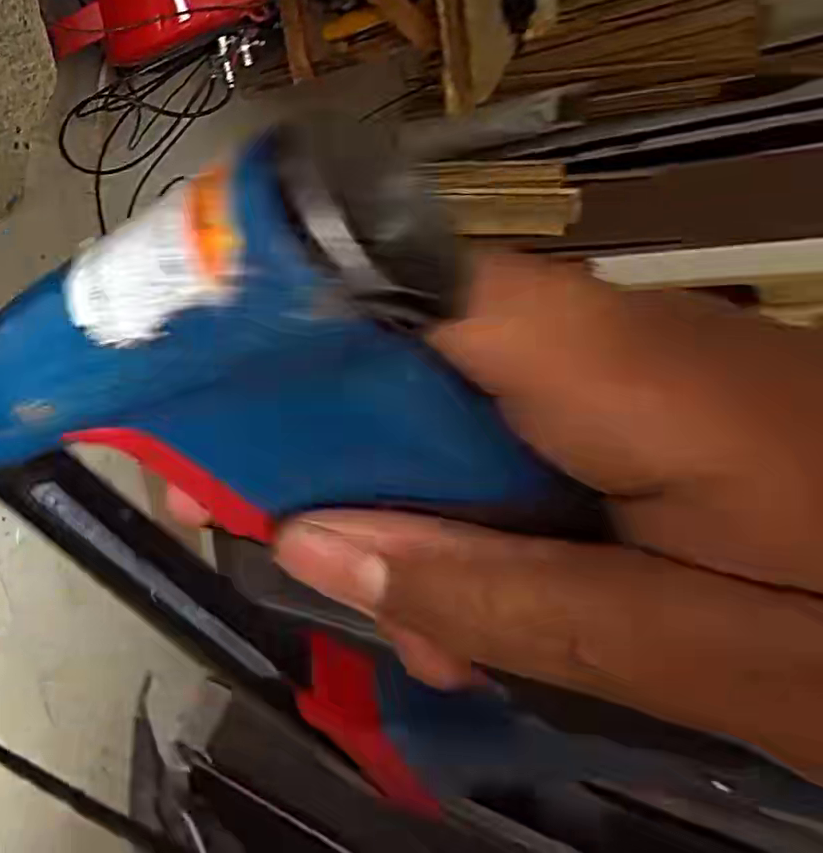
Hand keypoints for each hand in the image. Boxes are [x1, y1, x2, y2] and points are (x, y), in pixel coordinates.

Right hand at [262, 252, 822, 776]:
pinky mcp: (599, 414)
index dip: (274, 294)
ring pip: (406, 409)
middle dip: (280, 432)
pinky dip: (427, 515)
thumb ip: (509, 602)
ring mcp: (585, 376)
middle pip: (368, 348)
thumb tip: (304, 550)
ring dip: (355, 493)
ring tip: (349, 594)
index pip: (400, 271)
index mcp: (615, 361)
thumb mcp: (744, 659)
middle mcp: (575, 340)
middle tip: (210, 505)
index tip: (185, 359)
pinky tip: (446, 604)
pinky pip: (463, 445)